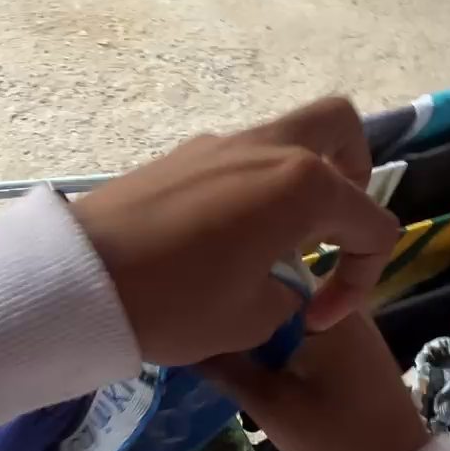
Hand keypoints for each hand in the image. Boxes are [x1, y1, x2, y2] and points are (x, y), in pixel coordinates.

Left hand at [71, 97, 399, 366]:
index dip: (361, 280)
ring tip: (275, 241)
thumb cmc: (174, 303)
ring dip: (299, 183)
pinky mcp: (179, 155)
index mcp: (302, 186)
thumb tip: (282, 281)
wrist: (78, 279)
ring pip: (284, 138)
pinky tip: (224, 236)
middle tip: (329, 230)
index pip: (372, 224)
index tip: (318, 318)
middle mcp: (267, 148)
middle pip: (340, 130)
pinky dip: (253, 187)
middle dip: (355, 177)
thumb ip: (288, 294)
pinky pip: (237, 159)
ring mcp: (218, 144)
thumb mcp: (250, 320)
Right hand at [202, 313, 430, 450]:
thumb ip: (225, 367)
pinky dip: (287, 342)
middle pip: (277, 296)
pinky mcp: (358, 347)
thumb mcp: (268, 403)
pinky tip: (267, 364)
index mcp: (323, 310)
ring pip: (292, 315)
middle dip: (246, 314)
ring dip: (265, 331)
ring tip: (231, 350)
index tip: (202, 314)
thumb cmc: (332, 433)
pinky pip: (310, 330)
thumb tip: (187, 340)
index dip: (230, 295)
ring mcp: (354, 326)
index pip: (264, 278)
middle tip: (211, 336)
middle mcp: (342, 306)